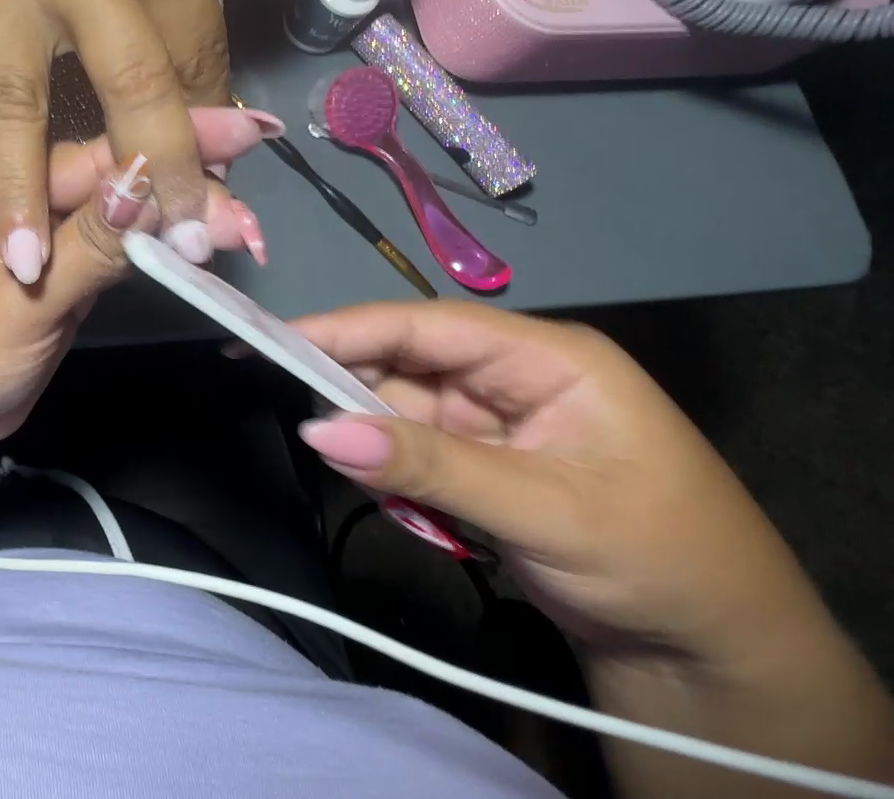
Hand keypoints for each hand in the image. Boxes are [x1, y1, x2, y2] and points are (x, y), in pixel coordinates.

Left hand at [0, 107, 276, 451]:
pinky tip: (202, 245)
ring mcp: (54, 241)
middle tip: (254, 213)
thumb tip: (150, 179)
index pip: (99, 156)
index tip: (241, 141)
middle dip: (190, 186)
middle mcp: (33, 203)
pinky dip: (164, 250)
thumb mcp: (23, 300)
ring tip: (247, 229)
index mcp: (7, 190)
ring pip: (129, 217)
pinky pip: (123, 252)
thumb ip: (89, 244)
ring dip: (185, 219)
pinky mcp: (70, 278)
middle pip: (122, 181)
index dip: (170, 147)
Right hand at [292, 302, 834, 668]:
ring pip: (394, 409)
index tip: (267, 341)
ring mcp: (489, 419)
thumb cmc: (659, 559)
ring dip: (373, 447)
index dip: (344, 329)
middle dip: (351, 394)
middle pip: (401, 362)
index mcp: (545, 357)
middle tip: (307, 428)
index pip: (424, 325)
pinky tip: (411, 510)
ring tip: (394, 495)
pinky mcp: (473, 459)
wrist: (709, 651)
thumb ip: (428, 466)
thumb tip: (318, 433)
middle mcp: (509, 375)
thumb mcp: (544, 510)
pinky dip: (390, 475)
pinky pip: (405, 450)